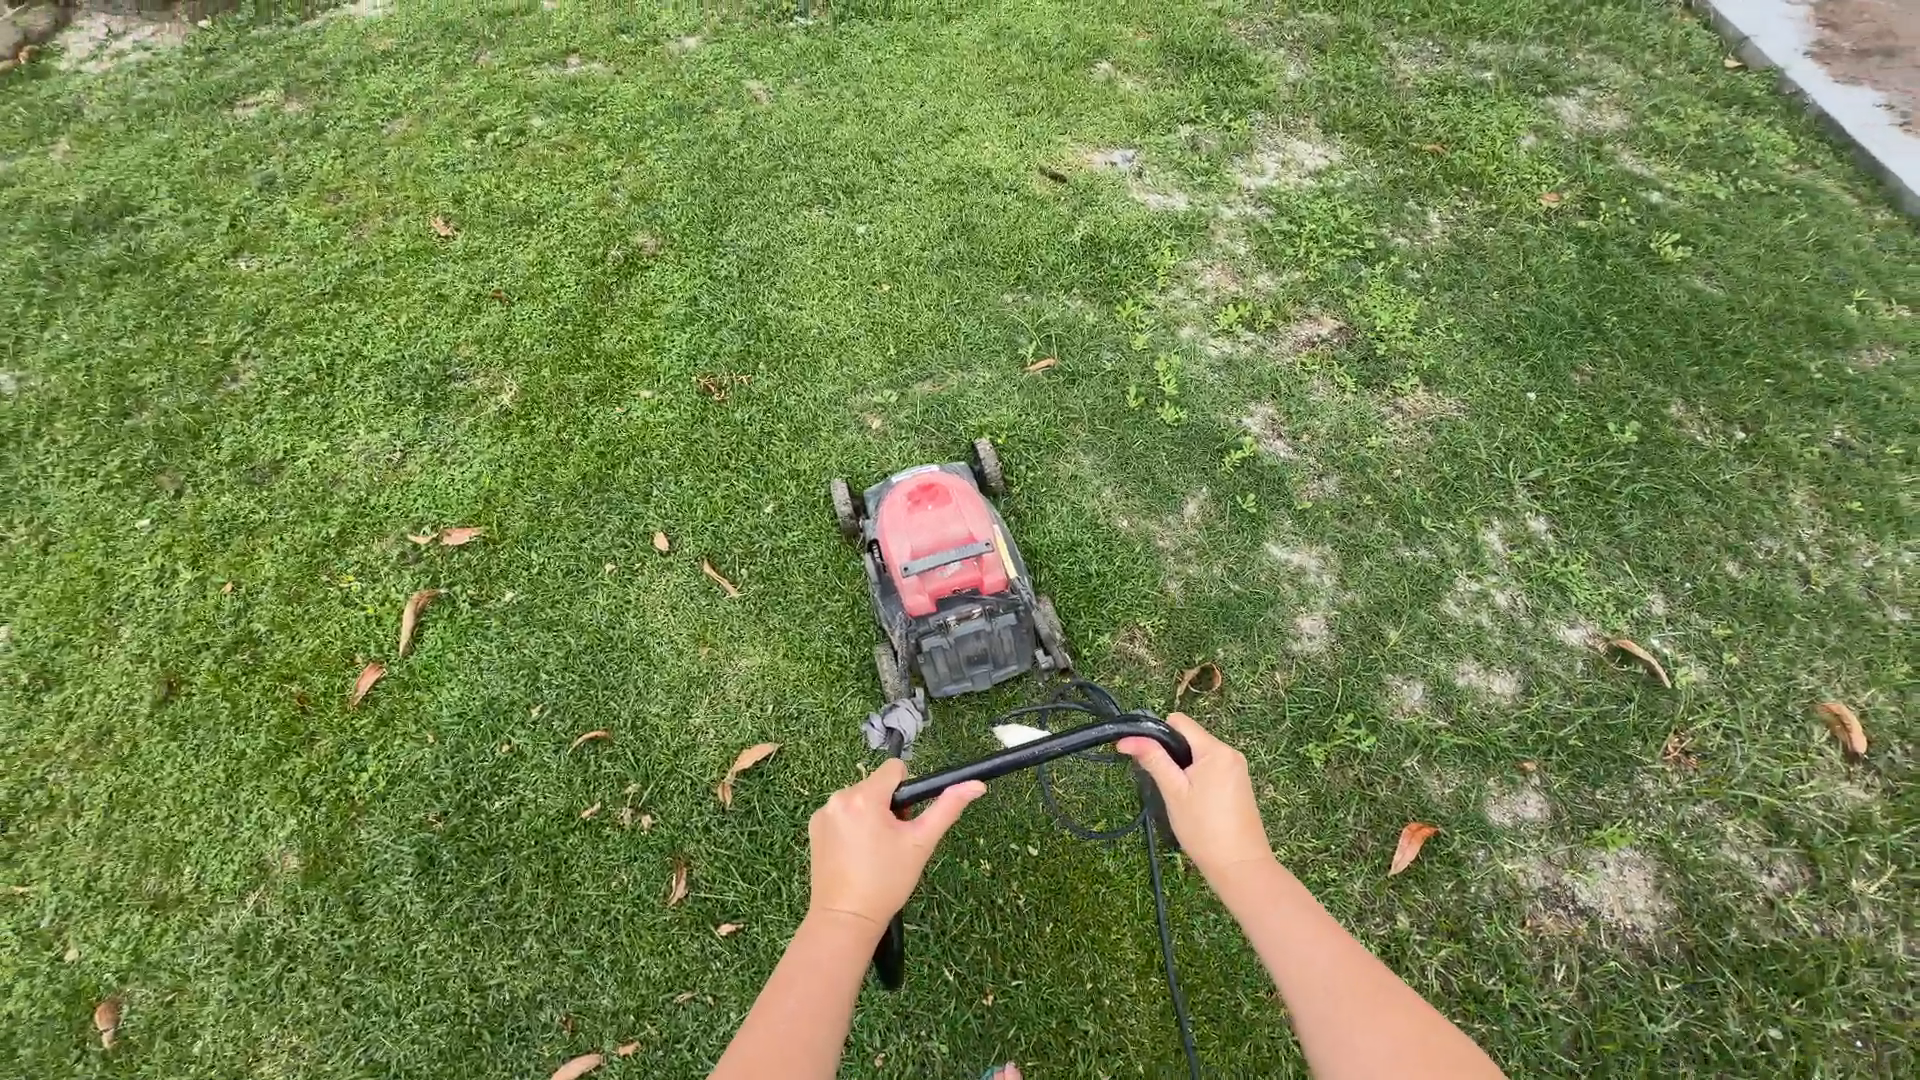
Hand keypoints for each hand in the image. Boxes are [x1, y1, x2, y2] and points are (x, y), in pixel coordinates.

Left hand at [807, 758, 985, 927]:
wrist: (846, 919)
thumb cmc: (887, 882)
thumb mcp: (921, 843)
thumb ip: (948, 808)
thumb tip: (976, 785)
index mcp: (865, 797)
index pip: (894, 768)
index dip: (905, 792)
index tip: (904, 820)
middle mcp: (840, 797)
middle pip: (876, 785)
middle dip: (888, 806)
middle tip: (891, 842)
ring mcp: (823, 812)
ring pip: (859, 799)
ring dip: (869, 815)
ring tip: (873, 851)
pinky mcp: (814, 827)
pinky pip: (841, 813)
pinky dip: (851, 825)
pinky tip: (854, 854)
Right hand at [1118, 712, 1272, 881]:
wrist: (1240, 867)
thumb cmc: (1204, 829)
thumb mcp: (1173, 791)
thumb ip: (1153, 759)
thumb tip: (1128, 739)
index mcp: (1215, 749)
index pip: (1179, 721)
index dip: (1158, 734)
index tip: (1148, 758)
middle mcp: (1231, 753)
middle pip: (1190, 737)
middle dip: (1172, 754)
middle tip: (1165, 784)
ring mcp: (1238, 769)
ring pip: (1200, 754)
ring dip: (1184, 767)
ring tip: (1179, 796)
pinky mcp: (1240, 784)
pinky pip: (1212, 767)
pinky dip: (1198, 777)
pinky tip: (1194, 802)